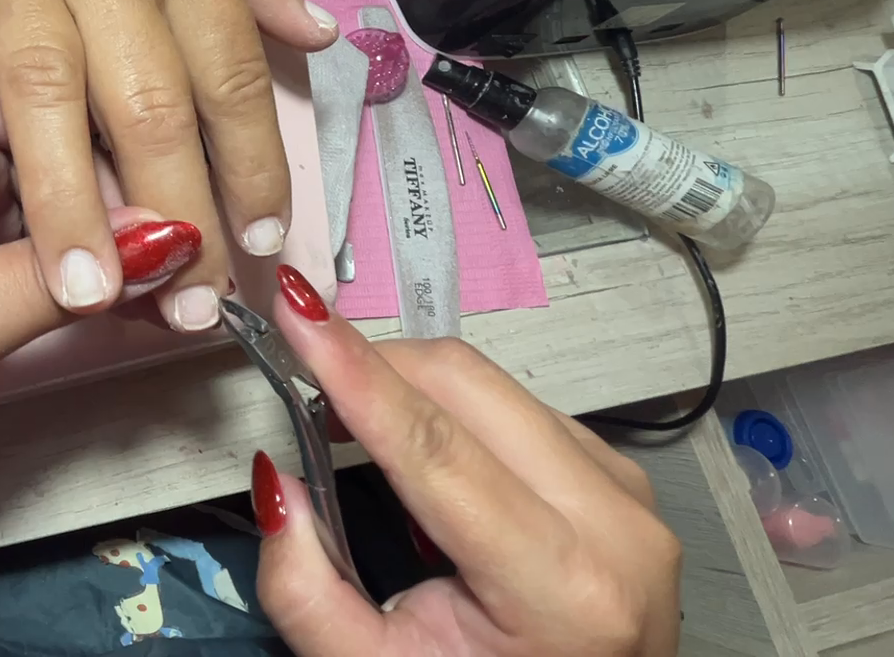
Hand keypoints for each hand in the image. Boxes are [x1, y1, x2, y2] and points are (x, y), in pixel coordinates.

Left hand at [0, 102, 202, 493]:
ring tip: (201, 297)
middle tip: (216, 274)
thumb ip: (52, 281)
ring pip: (69, 208)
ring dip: (128, 252)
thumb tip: (173, 238)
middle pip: (70, 155)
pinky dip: (96, 282)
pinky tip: (156, 307)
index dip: (134, 153)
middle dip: (141, 213)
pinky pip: (50, 254)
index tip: (206, 213)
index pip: (54, 109)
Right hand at [252, 268, 682, 655]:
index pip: (432, 446)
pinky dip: (437, 396)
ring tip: (353, 421)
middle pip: (460, 384)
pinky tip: (414, 439)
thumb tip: (273, 478)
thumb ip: (302, 588)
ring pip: (481, 377)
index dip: (353, 369)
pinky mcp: (612, 466)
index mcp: (563, 587)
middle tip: (303, 381)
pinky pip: (504, 394)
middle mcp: (611, 519)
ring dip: (399, 378)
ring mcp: (620, 485)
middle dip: (367, 363)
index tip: (294, 305)